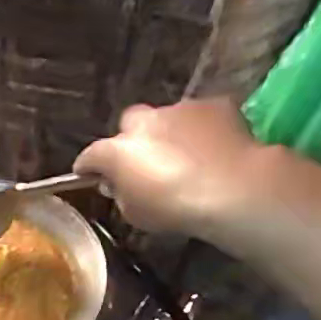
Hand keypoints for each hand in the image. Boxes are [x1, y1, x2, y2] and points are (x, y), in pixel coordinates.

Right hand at [74, 98, 289, 242]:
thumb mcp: (134, 214)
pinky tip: (209, 149)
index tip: (88, 176)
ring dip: (167, 134)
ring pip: (165, 118)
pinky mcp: (214, 105)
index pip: (90, 156)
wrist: (232, 189)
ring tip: (183, 158)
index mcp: (117, 151)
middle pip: (128, 126)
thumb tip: (118, 183)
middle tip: (143, 163)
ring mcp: (180, 109)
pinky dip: (199, 130)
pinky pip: (198, 116)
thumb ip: (121, 194)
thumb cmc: (174, 210)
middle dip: (131, 141)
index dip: (88, 167)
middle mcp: (144, 121)